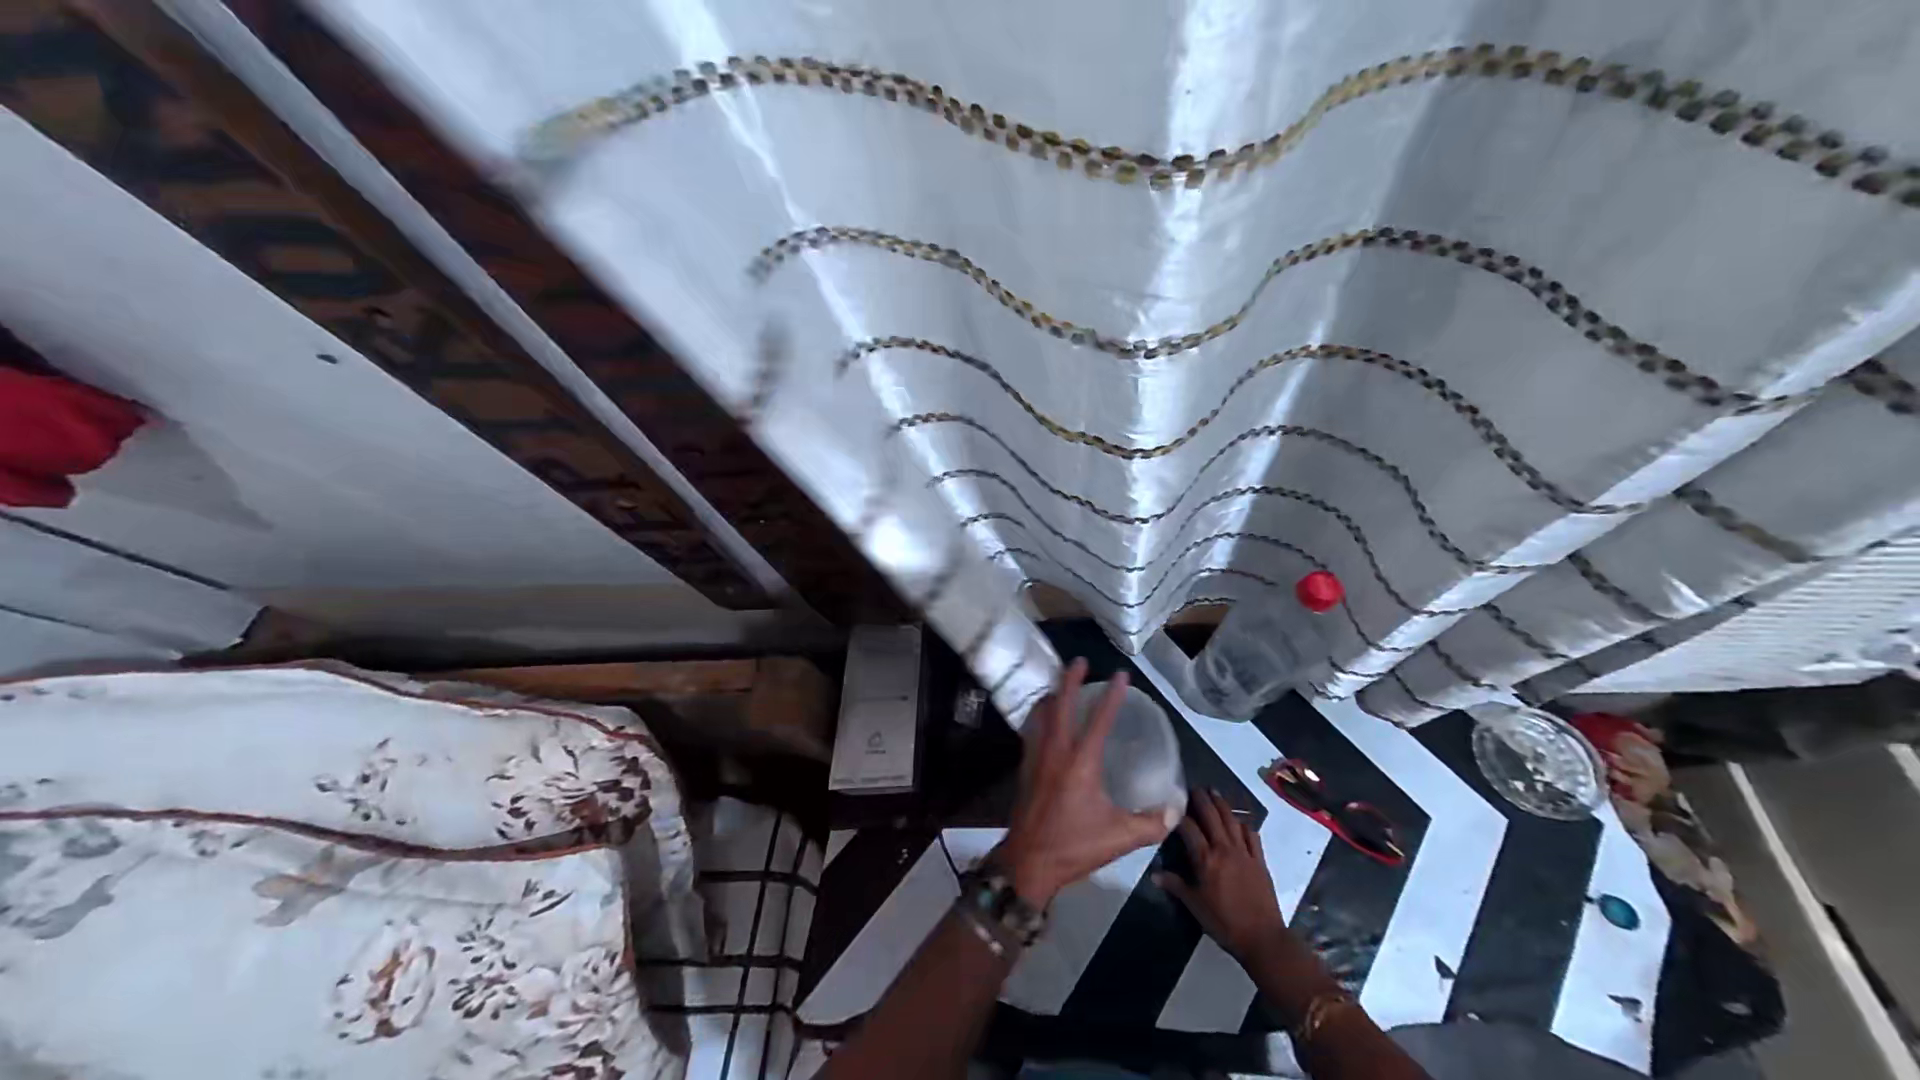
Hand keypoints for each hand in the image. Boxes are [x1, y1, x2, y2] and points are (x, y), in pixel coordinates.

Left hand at [993, 659, 1180, 907]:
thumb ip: (1152, 823)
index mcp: (1081, 763)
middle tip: (1079, 661)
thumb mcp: (1121, 838)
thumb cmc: (1074, 846)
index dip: (1112, 695)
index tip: (1120, 674)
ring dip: (1052, 696)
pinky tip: (1043, 721)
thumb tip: (1175, 811)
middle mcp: (1056, 752)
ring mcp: (1036, 758)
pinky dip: (1039, 718)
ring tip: (1059, 686)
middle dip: (1069, 680)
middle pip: (1061, 705)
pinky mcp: (1025, 769)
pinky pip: (1032, 732)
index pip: (1099, 719)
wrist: (1028, 861)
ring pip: (1042, 716)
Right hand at [1157, 788, 1286, 961]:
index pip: (1189, 828)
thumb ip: (1175, 885)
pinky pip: (1251, 836)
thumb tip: (1154, 875)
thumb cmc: (1224, 922)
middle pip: (1212, 817)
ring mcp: (1244, 853)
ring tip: (1214, 792)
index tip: (1171, 804)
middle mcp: (1224, 849)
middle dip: (1202, 800)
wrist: (1263, 938)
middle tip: (1194, 787)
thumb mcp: (1195, 906)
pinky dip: (1244, 824)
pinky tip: (1239, 821)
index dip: (1179, 814)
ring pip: (1231, 821)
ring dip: (1222, 804)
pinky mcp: (1260, 861)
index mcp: (1206, 859)